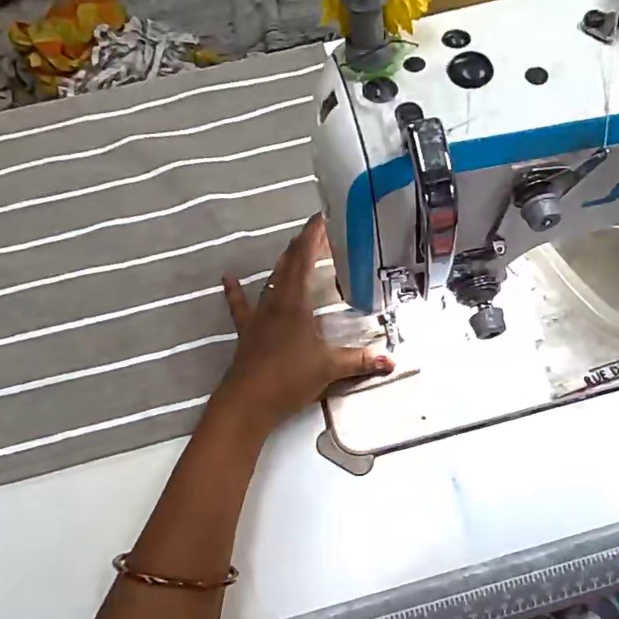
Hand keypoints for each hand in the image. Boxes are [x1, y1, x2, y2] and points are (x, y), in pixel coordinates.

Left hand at [210, 215, 391, 434]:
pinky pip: (240, 306)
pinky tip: (227, 277)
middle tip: (317, 232)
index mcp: (295, 302)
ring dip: (282, 265)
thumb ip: (360, 361)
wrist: (248, 402)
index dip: (313, 236)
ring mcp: (258, 316)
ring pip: (270, 281)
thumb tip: (392, 362)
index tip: (322, 217)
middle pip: (288, 265)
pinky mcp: (247, 332)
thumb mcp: (330, 368)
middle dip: (302, 246)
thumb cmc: (289, 378)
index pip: (303, 258)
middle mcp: (275, 302)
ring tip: (292, 251)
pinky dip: (235, 291)